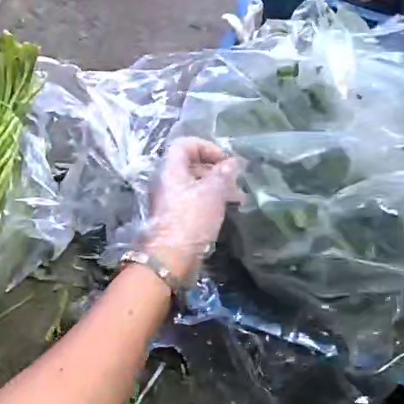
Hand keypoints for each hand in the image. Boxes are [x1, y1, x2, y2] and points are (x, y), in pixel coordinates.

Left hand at [142, 138, 242, 284]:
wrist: (170, 259)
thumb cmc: (191, 220)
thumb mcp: (212, 193)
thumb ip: (223, 174)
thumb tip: (231, 163)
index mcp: (170, 170)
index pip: (185, 145)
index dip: (207, 147)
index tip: (226, 161)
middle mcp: (166, 182)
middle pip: (190, 165)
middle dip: (216, 170)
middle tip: (236, 181)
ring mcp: (169, 202)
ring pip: (194, 185)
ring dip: (216, 187)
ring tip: (238, 198)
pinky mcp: (174, 219)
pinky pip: (193, 202)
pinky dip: (210, 202)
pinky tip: (226, 210)